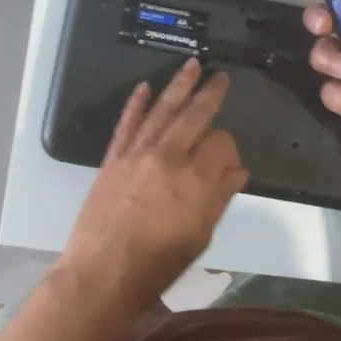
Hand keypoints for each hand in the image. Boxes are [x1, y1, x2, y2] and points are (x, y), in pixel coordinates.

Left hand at [58, 58, 246, 313]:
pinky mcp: (113, 159)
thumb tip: (238, 171)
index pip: (221, 144)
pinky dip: (135, 104)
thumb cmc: (158, 265)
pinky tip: (144, 87)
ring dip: (178, 86)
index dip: (231, 149)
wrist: (102, 275)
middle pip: (193, 116)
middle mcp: (167, 157)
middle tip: (221, 77)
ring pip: (161, 111)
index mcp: (194, 179)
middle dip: (210, 95)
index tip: (231, 163)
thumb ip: (219, 198)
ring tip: (192, 65)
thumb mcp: (200, 237)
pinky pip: (126, 124)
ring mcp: (136, 155)